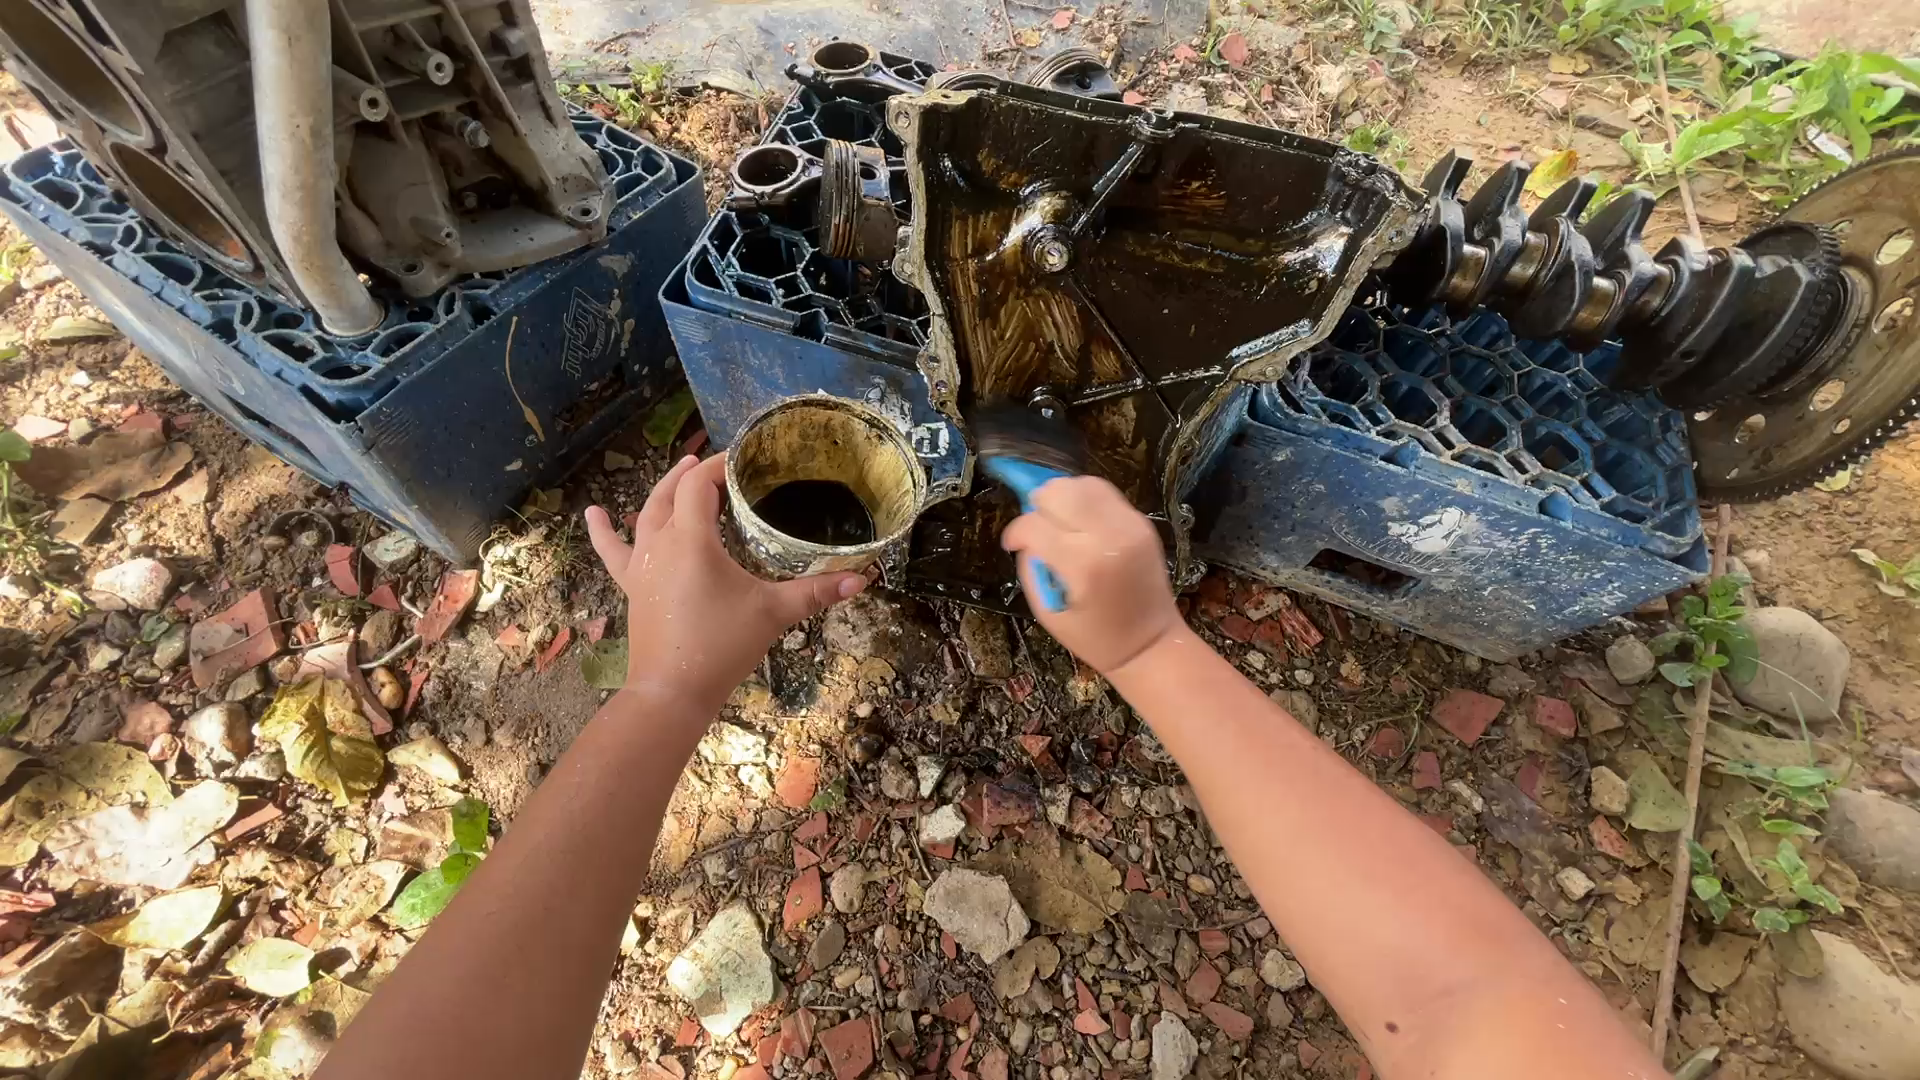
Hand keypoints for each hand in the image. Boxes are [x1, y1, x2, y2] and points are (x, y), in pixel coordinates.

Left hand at [584, 453, 866, 705]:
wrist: (672, 691)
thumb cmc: (722, 645)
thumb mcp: (774, 612)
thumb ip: (816, 592)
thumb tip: (862, 579)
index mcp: (691, 540)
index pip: (699, 485)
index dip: (721, 466)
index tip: (745, 461)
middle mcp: (660, 544)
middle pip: (671, 492)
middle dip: (694, 474)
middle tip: (719, 465)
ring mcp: (641, 566)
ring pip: (646, 514)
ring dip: (663, 491)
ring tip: (679, 472)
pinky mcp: (633, 587)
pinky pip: (613, 552)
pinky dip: (603, 531)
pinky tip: (591, 515)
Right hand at [1000, 475, 1183, 673]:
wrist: (1150, 642)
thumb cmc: (1094, 637)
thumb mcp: (1047, 612)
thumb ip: (1032, 567)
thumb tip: (1027, 537)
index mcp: (1082, 565)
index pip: (1034, 525)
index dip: (1016, 532)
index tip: (1012, 544)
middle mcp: (1108, 536)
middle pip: (1060, 491)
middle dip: (1038, 505)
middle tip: (1037, 527)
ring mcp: (1130, 524)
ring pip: (1083, 484)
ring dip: (1062, 496)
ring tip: (1058, 520)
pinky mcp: (1142, 521)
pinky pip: (1105, 493)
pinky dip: (1085, 500)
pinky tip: (1080, 522)